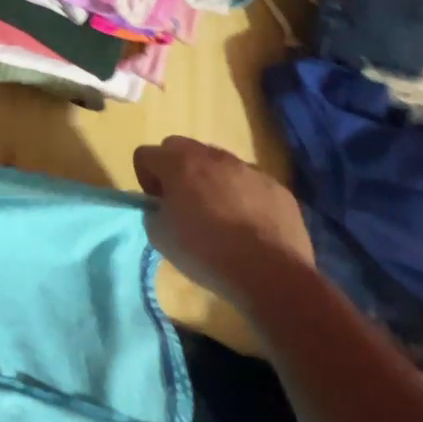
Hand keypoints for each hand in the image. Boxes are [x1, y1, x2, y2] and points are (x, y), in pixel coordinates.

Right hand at [134, 135, 315, 312]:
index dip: (145, 177)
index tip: (157, 202)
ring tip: (218, 212)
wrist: (270, 275)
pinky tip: (247, 223)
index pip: (145, 154)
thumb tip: (163, 206)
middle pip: (180, 147)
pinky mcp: (278, 188)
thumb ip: (153, 209)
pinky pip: (249, 181)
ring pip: (218, 162)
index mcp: (178, 164)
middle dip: (174, 168)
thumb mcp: (158, 234)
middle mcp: (213, 158)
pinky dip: (241, 194)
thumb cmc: (205, 251)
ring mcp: (250, 170)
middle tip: (181, 199)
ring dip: (210, 178)